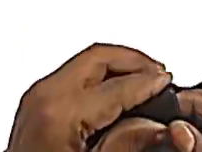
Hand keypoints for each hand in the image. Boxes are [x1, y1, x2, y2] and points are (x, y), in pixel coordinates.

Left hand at [7, 44, 171, 151]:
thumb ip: (124, 146)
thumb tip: (155, 127)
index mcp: (59, 111)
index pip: (114, 86)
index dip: (146, 82)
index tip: (166, 82)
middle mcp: (45, 94)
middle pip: (97, 58)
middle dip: (132, 60)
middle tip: (158, 72)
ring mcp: (37, 97)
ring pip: (85, 62)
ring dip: (115, 66)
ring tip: (141, 78)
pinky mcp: (35, 104)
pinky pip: (72, 75)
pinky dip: (97, 76)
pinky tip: (113, 92)